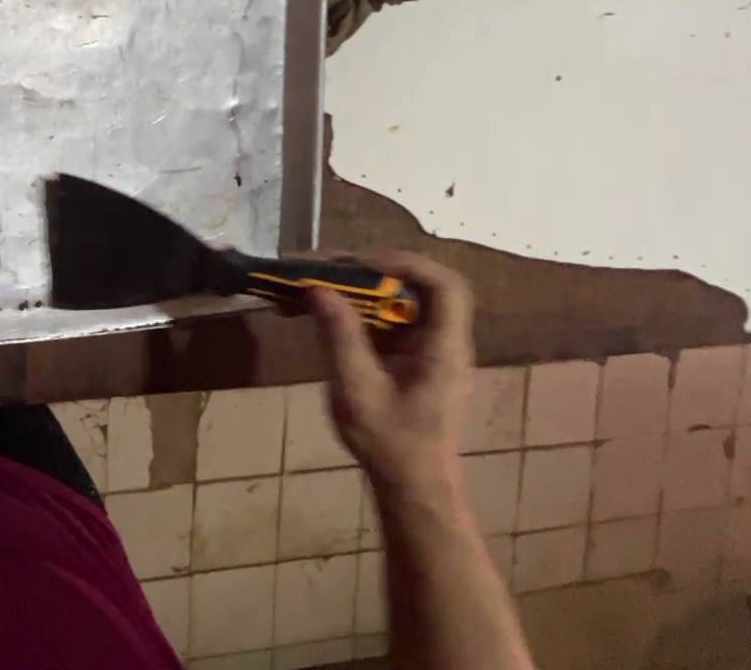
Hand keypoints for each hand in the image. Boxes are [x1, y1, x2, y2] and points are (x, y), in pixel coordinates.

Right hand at [307, 252, 474, 492]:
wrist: (410, 486)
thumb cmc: (390, 442)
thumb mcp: (358, 389)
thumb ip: (340, 336)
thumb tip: (318, 288)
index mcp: (444, 347)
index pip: (443, 286)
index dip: (402, 264)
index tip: (354, 264)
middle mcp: (442, 340)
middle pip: (414, 286)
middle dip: (363, 270)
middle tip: (315, 268)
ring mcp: (425, 349)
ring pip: (394, 300)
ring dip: (351, 287)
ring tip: (306, 284)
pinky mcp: (407, 357)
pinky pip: (382, 320)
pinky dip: (350, 309)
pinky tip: (315, 311)